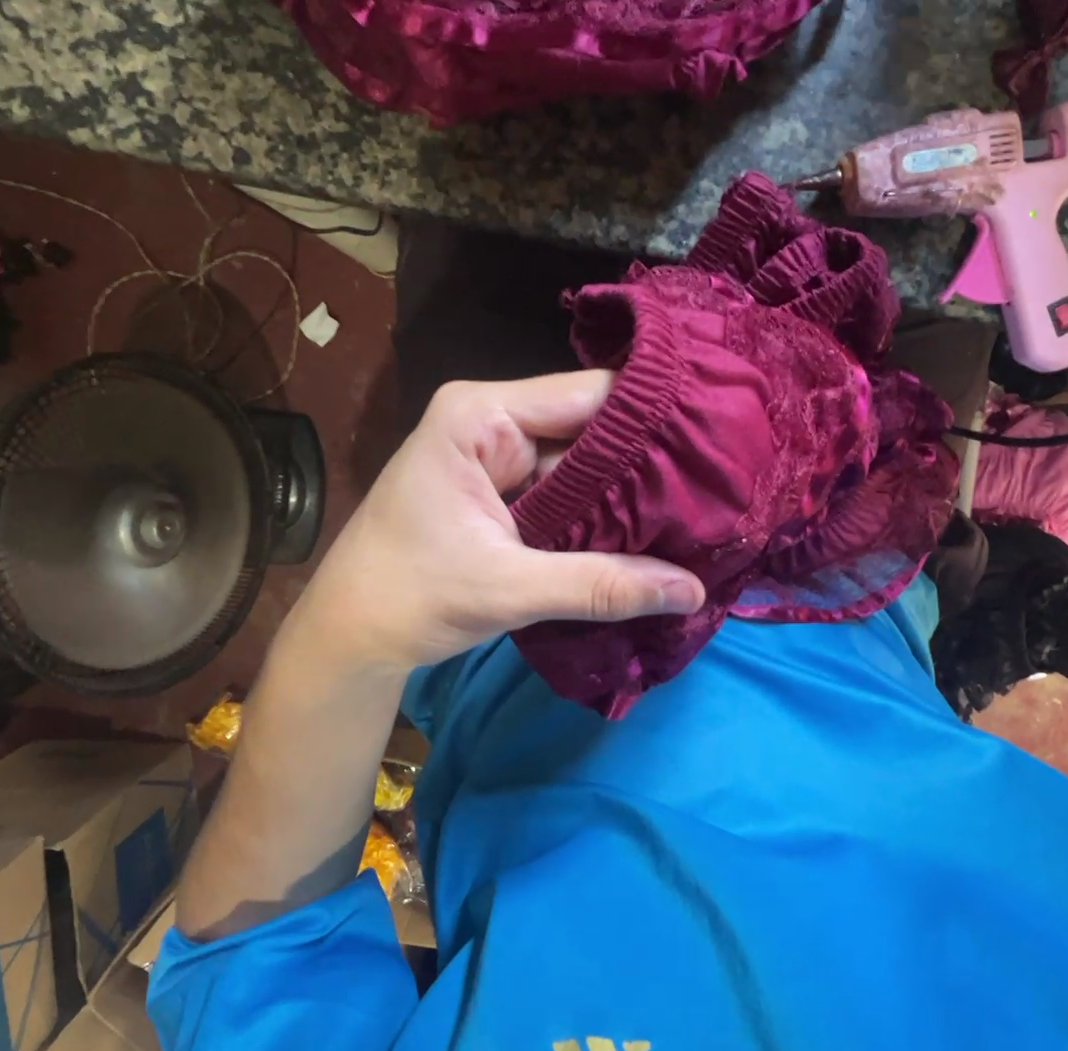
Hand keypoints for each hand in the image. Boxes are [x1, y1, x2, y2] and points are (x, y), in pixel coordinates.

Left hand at [285, 371, 705, 673]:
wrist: (349, 636)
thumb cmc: (409, 597)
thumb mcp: (508, 588)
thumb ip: (601, 585)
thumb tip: (691, 591)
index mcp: (481, 415)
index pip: (588, 396)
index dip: (653, 419)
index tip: (714, 447)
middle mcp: (492, 422)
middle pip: (590, 430)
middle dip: (646, 464)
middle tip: (718, 490)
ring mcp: (496, 459)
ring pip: (581, 466)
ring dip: (627, 496)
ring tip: (697, 515)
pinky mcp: (500, 494)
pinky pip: (565, 495)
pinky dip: (600, 517)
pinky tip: (648, 537)